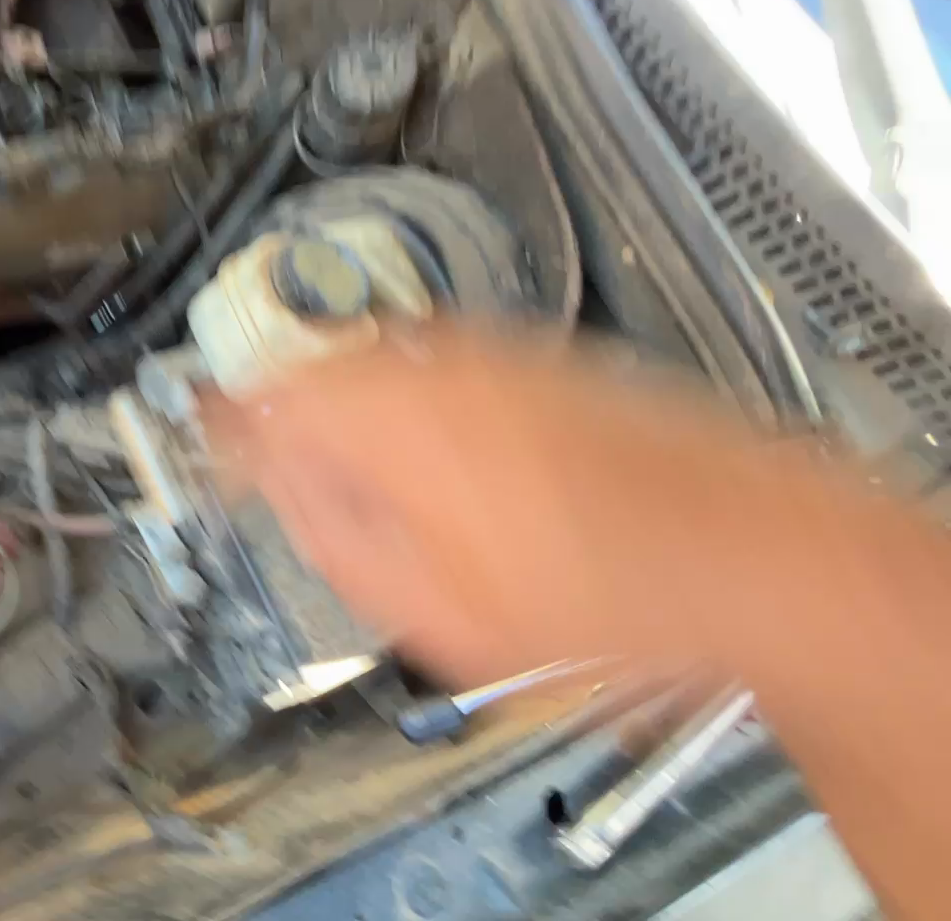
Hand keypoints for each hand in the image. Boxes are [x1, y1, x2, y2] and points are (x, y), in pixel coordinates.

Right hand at [201, 328, 895, 685]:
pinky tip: (418, 452)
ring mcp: (475, 355)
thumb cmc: (595, 594)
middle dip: (275, 417)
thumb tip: (275, 488)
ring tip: (343, 466)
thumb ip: (323, 531)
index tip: (202, 437)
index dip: (218, 426)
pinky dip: (394, 397)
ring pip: (362, 364)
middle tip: (265, 461)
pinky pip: (421, 365)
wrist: (752, 559)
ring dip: (334, 405)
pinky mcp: (523, 357)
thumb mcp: (417, 600)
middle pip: (304, 374)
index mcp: (376, 423)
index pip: (255, 404)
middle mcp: (419, 369)